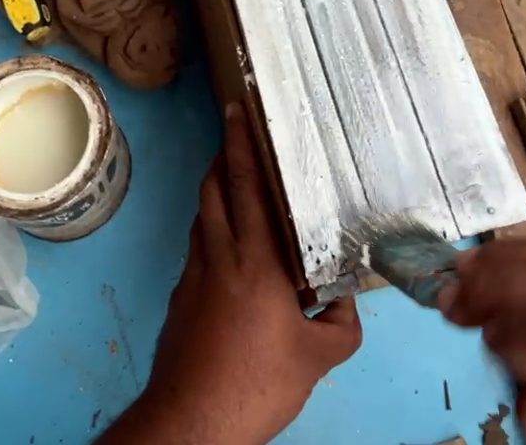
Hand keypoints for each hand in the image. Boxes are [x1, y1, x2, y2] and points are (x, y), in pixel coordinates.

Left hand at [101, 105, 361, 443]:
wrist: (192, 419)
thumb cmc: (258, 382)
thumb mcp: (317, 360)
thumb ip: (341, 326)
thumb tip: (345, 304)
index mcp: (258, 261)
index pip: (248, 188)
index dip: (243, 146)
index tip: (236, 112)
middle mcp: (221, 255)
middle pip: (214, 189)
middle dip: (224, 156)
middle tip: (235, 135)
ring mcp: (194, 273)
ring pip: (202, 215)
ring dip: (215, 190)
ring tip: (233, 181)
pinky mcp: (181, 295)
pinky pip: (197, 246)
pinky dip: (210, 229)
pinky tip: (227, 247)